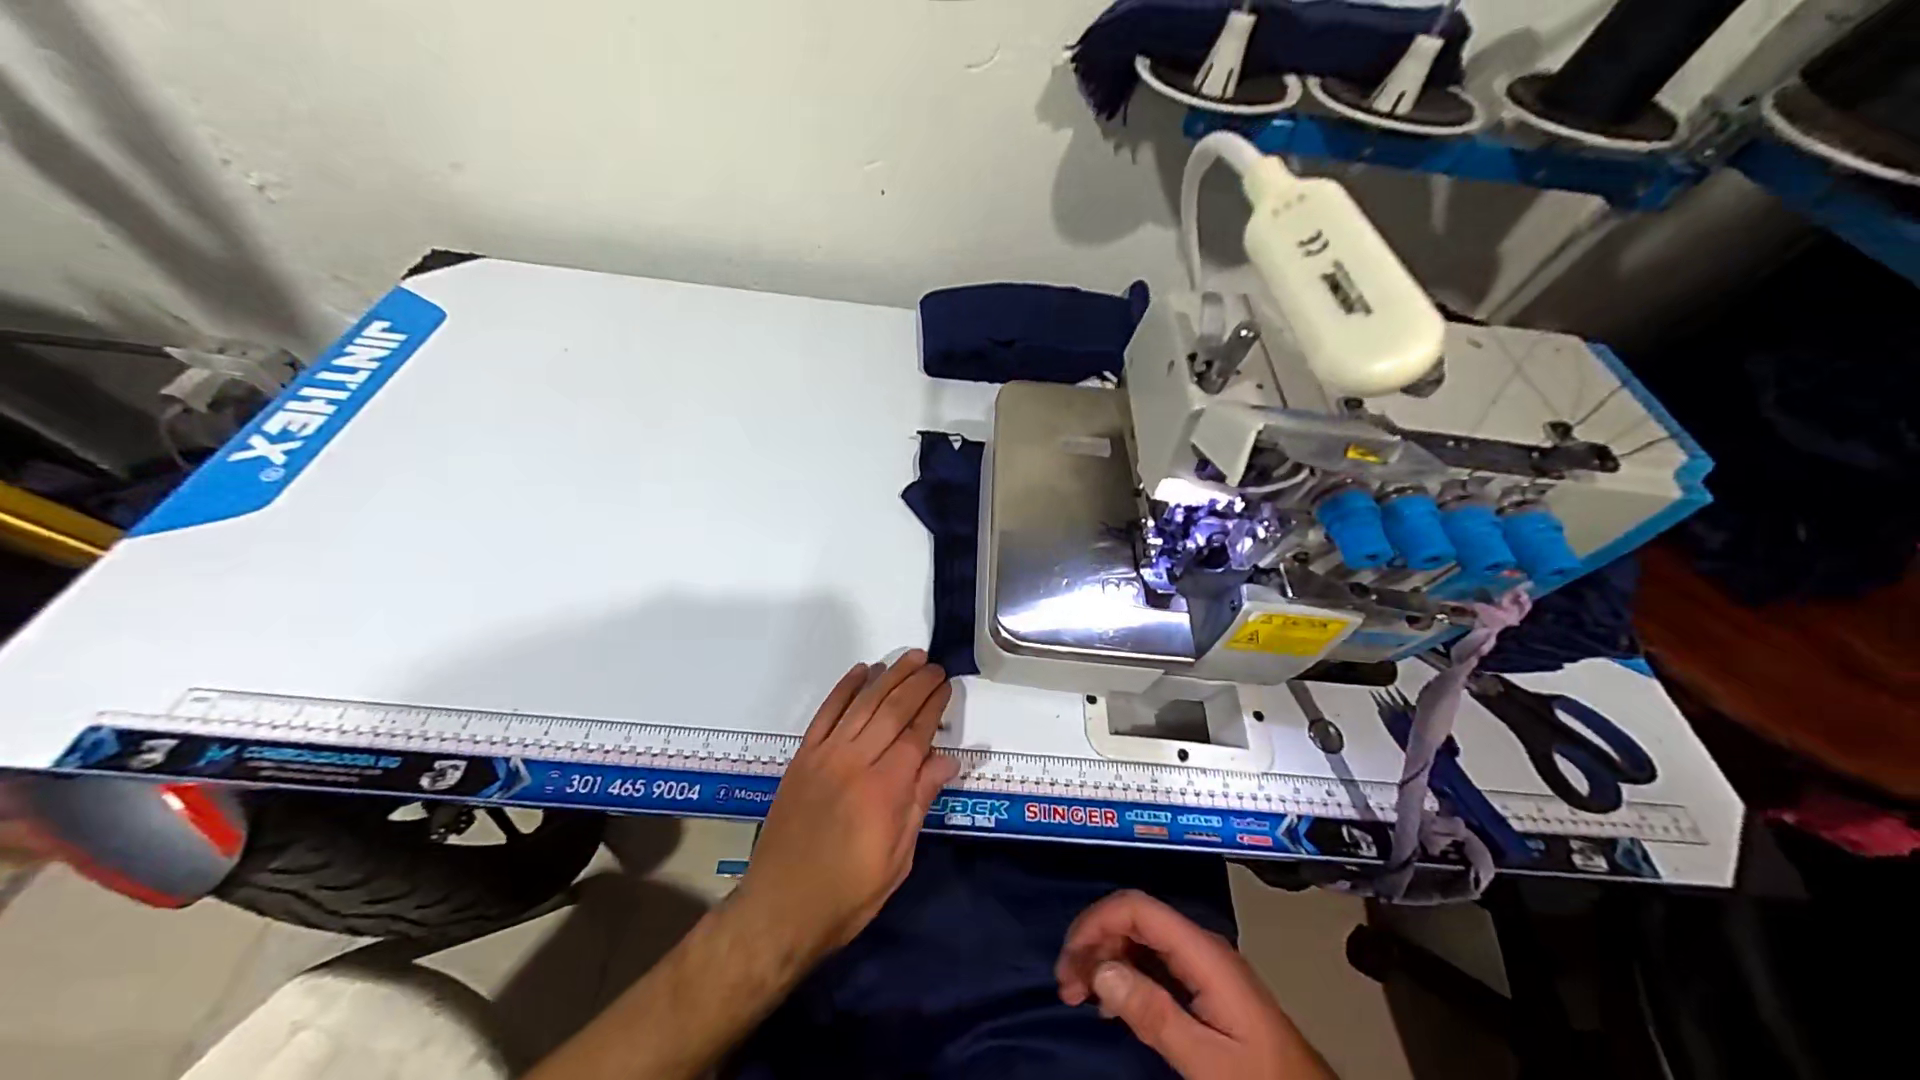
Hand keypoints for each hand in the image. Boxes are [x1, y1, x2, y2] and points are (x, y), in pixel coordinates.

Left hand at [734, 650, 957, 960]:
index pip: (917, 734)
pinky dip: (844, 689)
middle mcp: (855, 763)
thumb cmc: (848, 894)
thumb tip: (946, 760)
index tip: (946, 686)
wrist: (779, 909)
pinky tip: (861, 671)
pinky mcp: (802, 758)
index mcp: (885, 790)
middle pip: (892, 710)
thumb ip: (919, 802)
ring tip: (909, 658)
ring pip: (862, 704)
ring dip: (888, 677)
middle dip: (917, 684)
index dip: (933, 706)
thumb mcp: (897, 859)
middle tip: (934, 666)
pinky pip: (825, 714)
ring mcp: (825, 756)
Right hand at [1056, 890, 1334, 1079]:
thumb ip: (1154, 1014)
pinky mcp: (1202, 982)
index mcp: (1204, 953)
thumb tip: (1100, 970)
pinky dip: (1122, 973)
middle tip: (1068, 987)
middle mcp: (1200, 946)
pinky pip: (1151, 960)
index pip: (1137, 908)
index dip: (1096, 923)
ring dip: (1104, 958)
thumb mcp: (1207, 1061)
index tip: (1070, 963)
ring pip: (1139, 938)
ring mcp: (1202, 963)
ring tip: (1080, 995)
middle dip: (1094, 943)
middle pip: (1134, 918)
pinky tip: (1110, 1003)